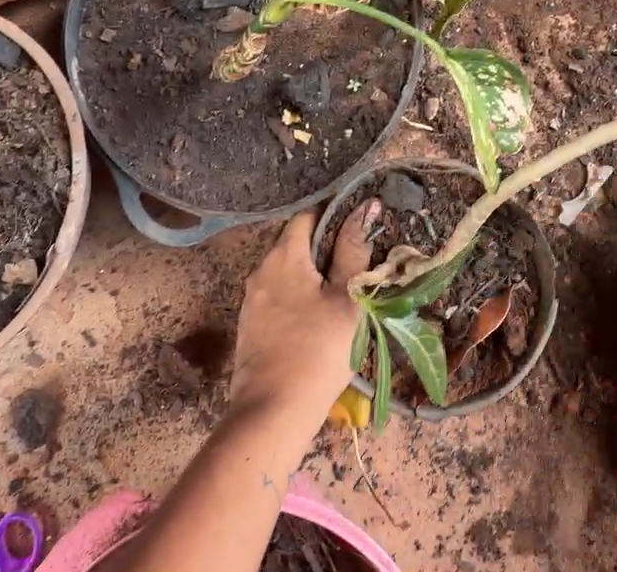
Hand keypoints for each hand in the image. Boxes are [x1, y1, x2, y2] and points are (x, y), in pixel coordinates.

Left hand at [229, 201, 373, 421]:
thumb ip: (354, 252)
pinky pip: (277, 296)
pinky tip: (317, 316)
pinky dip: (298, 296)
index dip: (334, 215)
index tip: (360, 228)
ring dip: (311, 274)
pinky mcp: (250, 326)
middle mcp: (260, 270)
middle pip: (293, 243)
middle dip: (323, 247)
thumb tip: (366, 207)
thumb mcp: (347, 298)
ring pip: (285, 272)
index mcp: (283, 255)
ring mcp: (251, 300)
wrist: (274, 411)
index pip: (307, 215)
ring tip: (342, 291)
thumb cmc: (318, 349)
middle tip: (357, 263)